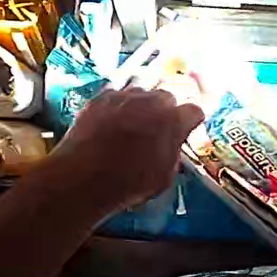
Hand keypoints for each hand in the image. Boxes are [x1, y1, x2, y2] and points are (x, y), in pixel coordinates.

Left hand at [42, 86, 205, 217]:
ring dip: (140, 106)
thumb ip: (173, 155)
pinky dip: (117, 106)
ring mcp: (124, 96)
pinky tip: (110, 122)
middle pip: (166, 97)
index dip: (190, 122)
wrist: (83, 176)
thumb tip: (171, 147)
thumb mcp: (163, 178)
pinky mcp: (100, 98)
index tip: (185, 130)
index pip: (194, 111)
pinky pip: (116, 96)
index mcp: (173, 121)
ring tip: (131, 125)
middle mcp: (151, 101)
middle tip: (156, 130)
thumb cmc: (128, 183)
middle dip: (164, 112)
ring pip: (140, 93)